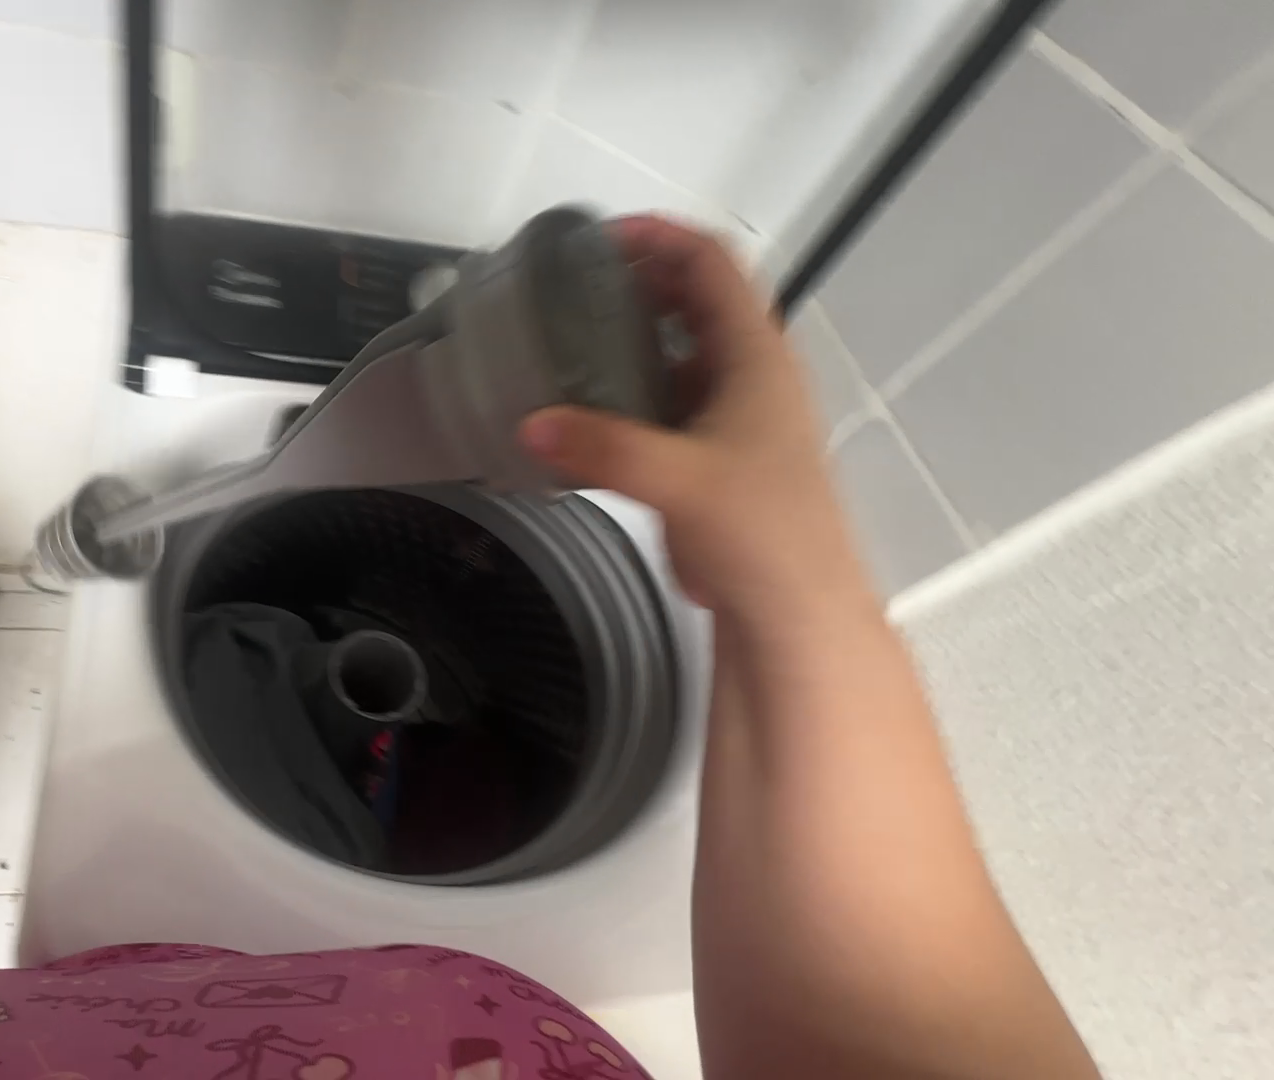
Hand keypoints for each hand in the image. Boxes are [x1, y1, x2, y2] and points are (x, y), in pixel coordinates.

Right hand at [518, 216, 873, 624]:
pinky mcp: (700, 455)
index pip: (712, 266)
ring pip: (671, 355)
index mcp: (754, 358)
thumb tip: (529, 425)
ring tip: (562, 343)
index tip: (596, 240)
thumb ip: (604, 450)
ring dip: (624, 341)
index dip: (659, 237)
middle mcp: (742, 375)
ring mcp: (723, 417)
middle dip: (634, 283)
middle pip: (691, 301)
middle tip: (566, 291)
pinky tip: (578, 411)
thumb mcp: (682, 480)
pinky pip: (655, 405)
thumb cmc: (760, 530)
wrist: (787, 606)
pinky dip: (619, 394)